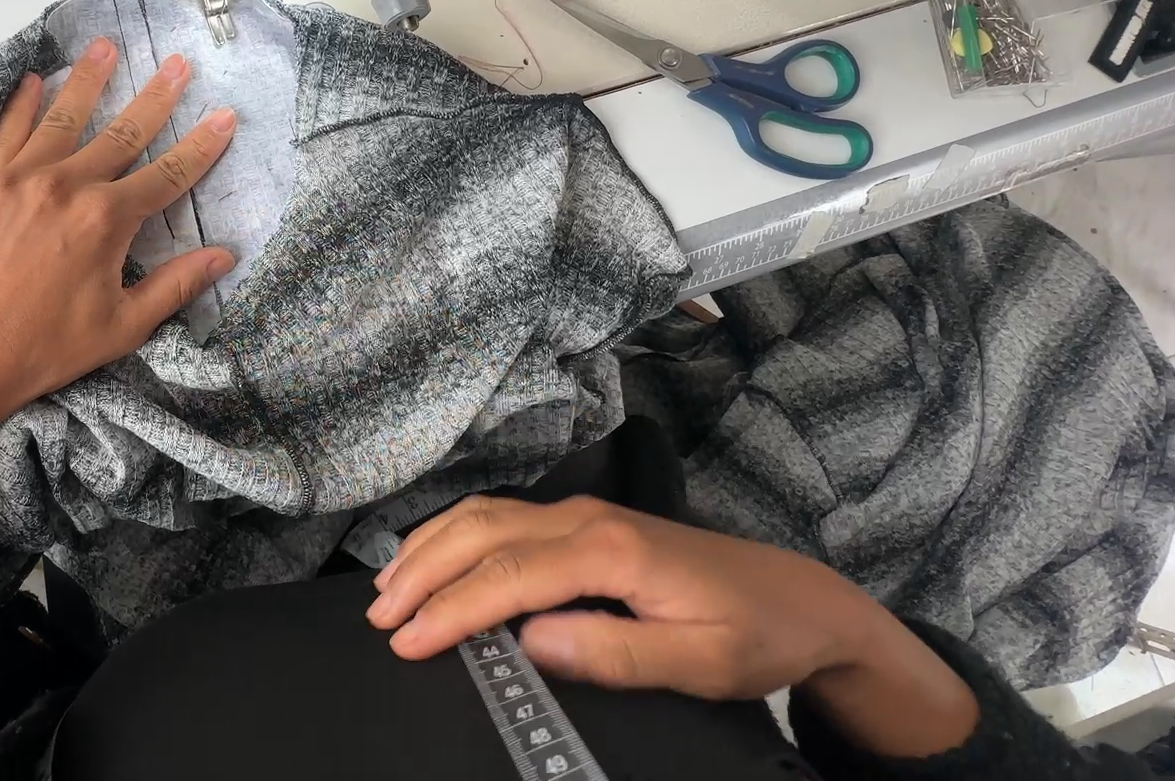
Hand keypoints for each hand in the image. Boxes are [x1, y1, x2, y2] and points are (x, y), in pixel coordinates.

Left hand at [0, 37, 236, 470]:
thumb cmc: (49, 347)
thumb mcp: (124, 325)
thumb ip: (176, 285)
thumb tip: (226, 256)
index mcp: (107, 221)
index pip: (167, 175)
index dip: (201, 147)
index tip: (225, 118)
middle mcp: (67, 186)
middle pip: (122, 134)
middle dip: (156, 97)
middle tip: (178, 63)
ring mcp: (21, 179)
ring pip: (63, 119)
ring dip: (89, 81)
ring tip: (105, 46)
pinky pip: (7, 133)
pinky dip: (21, 105)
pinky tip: (33, 80)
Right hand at [367, 495, 977, 756]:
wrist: (794, 593)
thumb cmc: (750, 634)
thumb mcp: (699, 663)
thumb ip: (614, 653)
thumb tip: (529, 641)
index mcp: (607, 551)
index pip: (507, 577)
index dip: (451, 608)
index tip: (408, 641)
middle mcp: (578, 518)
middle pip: (479, 533)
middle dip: (423, 572)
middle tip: (380, 614)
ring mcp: (573, 511)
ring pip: (480, 515)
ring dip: (428, 546)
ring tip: (387, 584)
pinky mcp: (572, 517)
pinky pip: (495, 515)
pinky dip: (451, 533)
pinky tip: (433, 554)